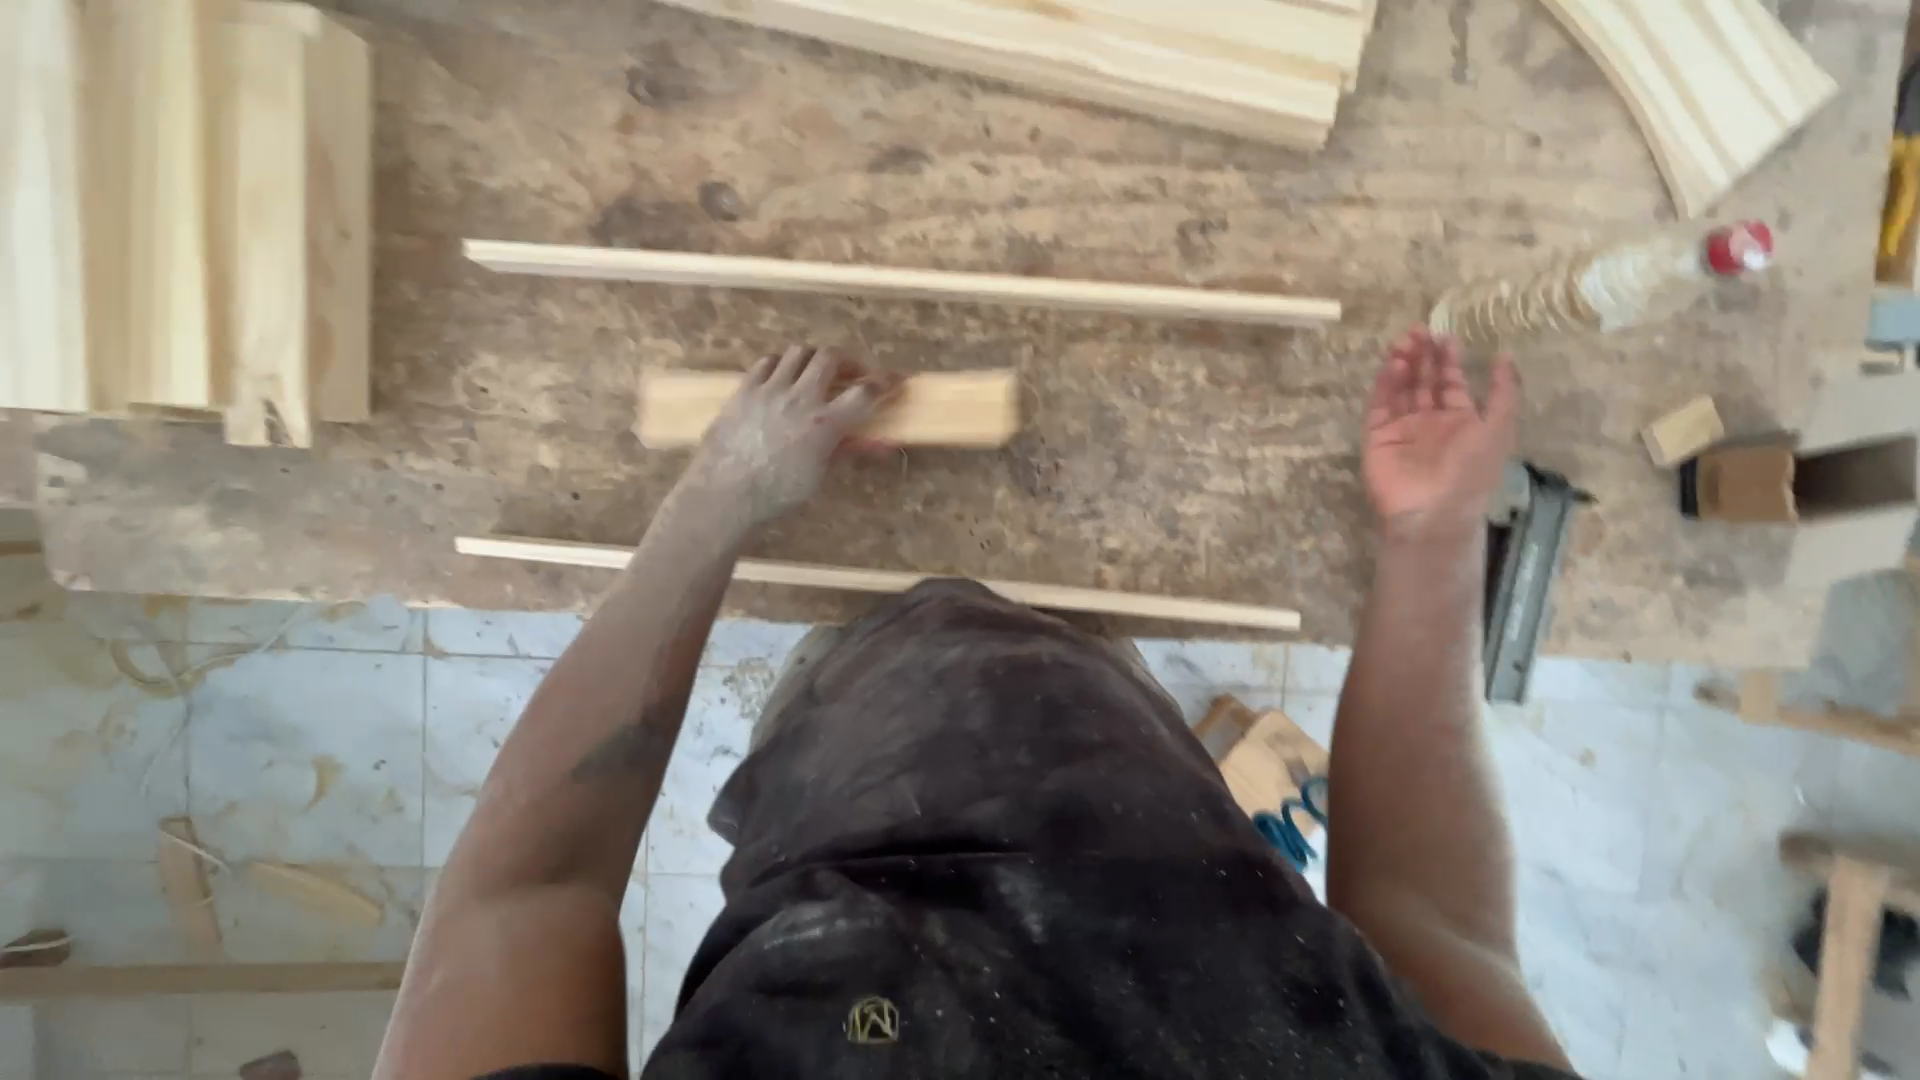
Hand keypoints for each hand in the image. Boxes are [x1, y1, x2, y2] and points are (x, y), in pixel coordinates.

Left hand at [683, 345, 901, 530]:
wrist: (724, 493)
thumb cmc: (777, 494)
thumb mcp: (819, 475)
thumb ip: (849, 451)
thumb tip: (884, 446)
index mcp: (824, 423)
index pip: (864, 393)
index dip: (885, 382)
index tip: (896, 379)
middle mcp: (799, 398)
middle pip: (830, 358)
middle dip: (847, 361)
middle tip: (851, 372)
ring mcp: (769, 389)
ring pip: (798, 353)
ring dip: (814, 358)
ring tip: (816, 371)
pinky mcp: (744, 389)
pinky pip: (767, 362)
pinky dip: (781, 365)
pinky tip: (782, 377)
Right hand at [1362, 328, 1518, 544]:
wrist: (1431, 510)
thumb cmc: (1470, 471)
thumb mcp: (1499, 428)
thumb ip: (1503, 392)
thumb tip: (1505, 355)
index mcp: (1459, 421)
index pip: (1450, 383)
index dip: (1448, 359)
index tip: (1444, 336)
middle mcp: (1429, 422)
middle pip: (1423, 381)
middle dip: (1422, 356)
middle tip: (1418, 331)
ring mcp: (1401, 429)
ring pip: (1400, 389)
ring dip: (1403, 365)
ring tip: (1404, 341)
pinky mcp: (1377, 436)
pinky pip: (1380, 405)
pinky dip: (1385, 384)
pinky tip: (1393, 364)